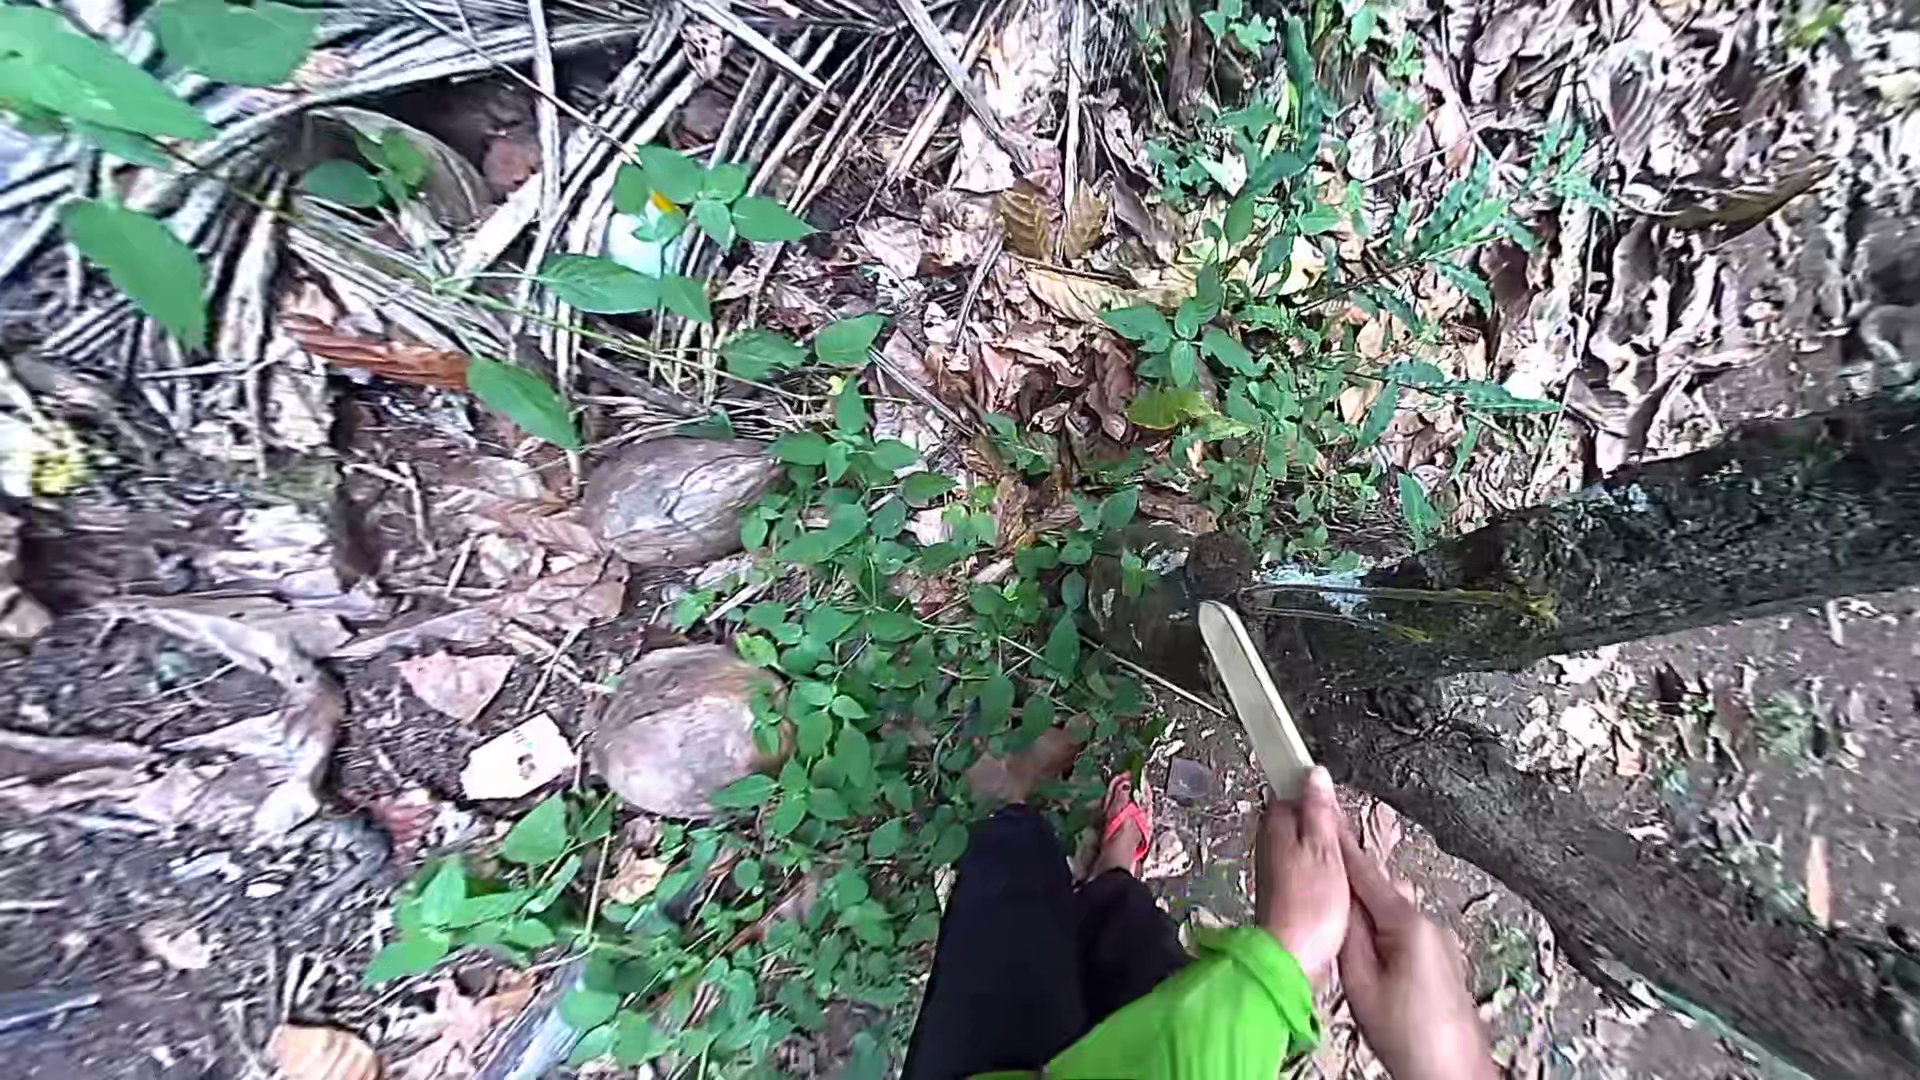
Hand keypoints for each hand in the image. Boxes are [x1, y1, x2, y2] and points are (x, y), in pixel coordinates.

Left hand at [1254, 766, 1348, 984]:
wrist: (1292, 952)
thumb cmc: (1309, 902)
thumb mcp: (1324, 847)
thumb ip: (1319, 808)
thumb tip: (1315, 772)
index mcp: (1276, 819)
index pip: (1301, 794)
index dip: (1328, 808)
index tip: (1344, 826)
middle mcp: (1270, 835)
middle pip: (1308, 821)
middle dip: (1332, 834)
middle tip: (1349, 856)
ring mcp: (1275, 860)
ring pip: (1311, 846)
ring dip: (1332, 857)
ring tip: (1348, 876)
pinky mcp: (1284, 884)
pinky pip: (1310, 868)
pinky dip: (1327, 876)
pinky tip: (1339, 891)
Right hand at [1338, 826, 1496, 1079]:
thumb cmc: (1406, 1035)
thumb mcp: (1359, 977)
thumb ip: (1345, 927)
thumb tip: (1334, 893)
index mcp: (1405, 921)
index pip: (1359, 866)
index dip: (1334, 833)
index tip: (1315, 801)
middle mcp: (1424, 921)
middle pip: (1371, 881)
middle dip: (1340, 864)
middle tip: (1310, 842)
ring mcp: (1434, 939)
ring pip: (1382, 902)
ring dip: (1354, 892)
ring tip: (1324, 883)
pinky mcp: (1435, 956)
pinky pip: (1394, 921)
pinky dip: (1370, 912)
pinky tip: (1354, 919)